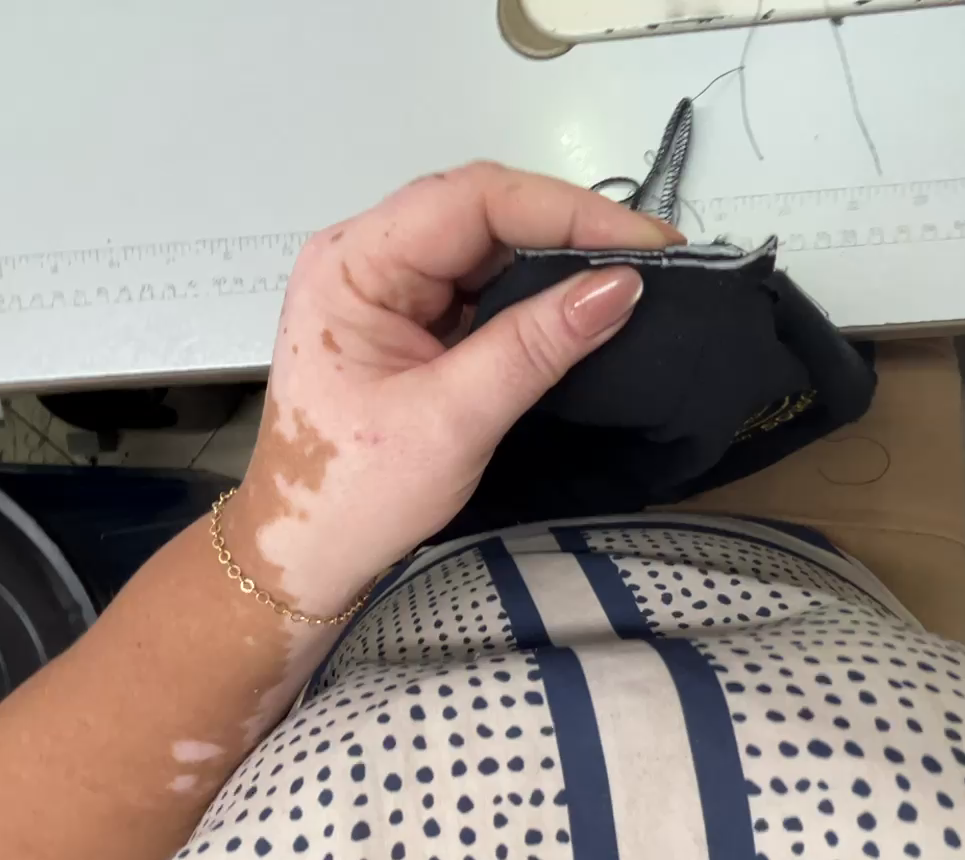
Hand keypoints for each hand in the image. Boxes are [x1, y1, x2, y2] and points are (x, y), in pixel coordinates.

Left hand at [221, 162, 682, 615]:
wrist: (310, 552)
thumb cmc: (359, 496)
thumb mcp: (452, 420)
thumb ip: (534, 347)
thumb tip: (622, 285)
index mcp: (353, 265)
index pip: (472, 201)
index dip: (567, 211)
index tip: (647, 243)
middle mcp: (366, 259)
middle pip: (480, 215)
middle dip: (568, 232)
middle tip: (654, 261)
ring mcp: (386, 292)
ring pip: (486, 252)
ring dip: (556, 264)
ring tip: (629, 281)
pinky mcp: (407, 326)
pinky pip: (479, 294)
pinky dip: (532, 300)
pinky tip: (577, 308)